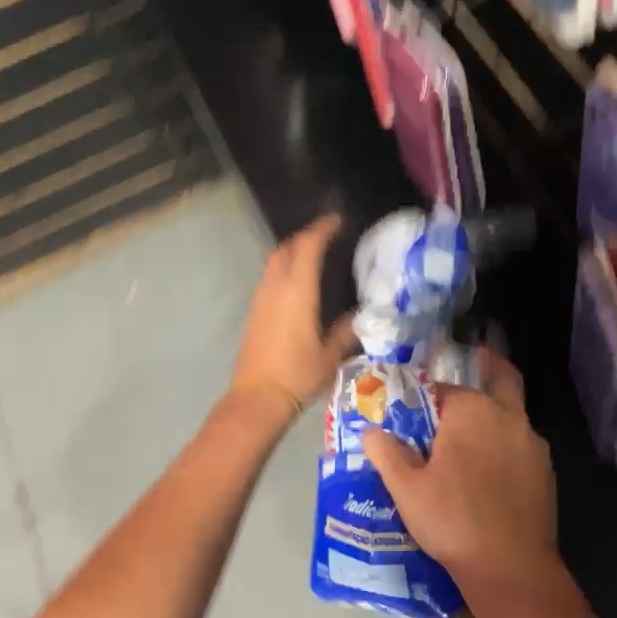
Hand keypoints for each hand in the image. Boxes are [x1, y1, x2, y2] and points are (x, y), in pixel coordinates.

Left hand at [230, 214, 358, 419]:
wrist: (259, 396)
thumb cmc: (298, 374)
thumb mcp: (331, 355)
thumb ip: (347, 331)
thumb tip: (361, 316)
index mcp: (298, 292)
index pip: (309, 247)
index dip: (323, 229)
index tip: (338, 221)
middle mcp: (276, 287)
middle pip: (287, 247)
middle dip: (306, 236)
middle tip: (327, 236)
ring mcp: (261, 298)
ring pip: (275, 260)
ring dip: (293, 251)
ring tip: (314, 256)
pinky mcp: (254, 311)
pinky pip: (270, 277)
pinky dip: (285, 269)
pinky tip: (298, 284)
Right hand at [362, 349, 567, 617]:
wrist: (509, 566)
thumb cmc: (452, 520)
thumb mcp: (406, 488)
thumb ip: (386, 453)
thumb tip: (371, 431)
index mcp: (472, 411)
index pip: (445, 389)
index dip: (428, 396)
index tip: (415, 410)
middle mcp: (509, 418)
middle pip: (502, 378)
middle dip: (488, 368)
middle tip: (471, 371)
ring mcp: (534, 445)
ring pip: (514, 417)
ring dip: (495, 418)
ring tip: (470, 443)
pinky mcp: (546, 473)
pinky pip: (523, 448)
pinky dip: (507, 449)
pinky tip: (490, 475)